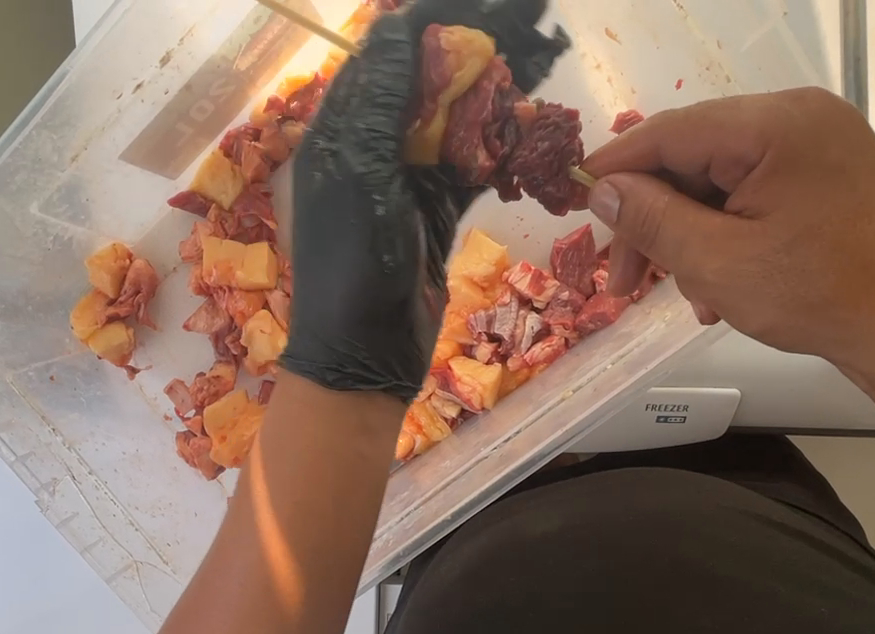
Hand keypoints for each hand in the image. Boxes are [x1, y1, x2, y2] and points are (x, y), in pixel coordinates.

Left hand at [282, 0, 566, 402]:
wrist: (363, 357)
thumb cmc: (351, 268)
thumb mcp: (358, 176)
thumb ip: (380, 103)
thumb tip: (402, 27)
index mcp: (335, 138)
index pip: (382, 62)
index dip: (429, 29)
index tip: (483, 10)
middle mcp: (366, 155)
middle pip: (422, 88)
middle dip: (472, 57)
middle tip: (528, 30)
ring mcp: (400, 188)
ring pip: (450, 127)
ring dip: (491, 100)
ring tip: (539, 64)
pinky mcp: (430, 217)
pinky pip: (465, 171)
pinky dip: (494, 151)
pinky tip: (525, 128)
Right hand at [581, 88, 874, 374]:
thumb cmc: (814, 295)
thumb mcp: (715, 262)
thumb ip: (652, 219)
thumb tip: (602, 190)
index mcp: (773, 125)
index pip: (668, 132)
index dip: (614, 167)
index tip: (572, 202)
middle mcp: (798, 116)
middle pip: (692, 157)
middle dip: (651, 220)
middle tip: (622, 284)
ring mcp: (818, 143)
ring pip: (719, 181)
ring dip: (685, 238)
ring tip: (681, 296)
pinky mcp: (827, 174)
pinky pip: (752, 194)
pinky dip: (722, 236)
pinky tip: (716, 287)